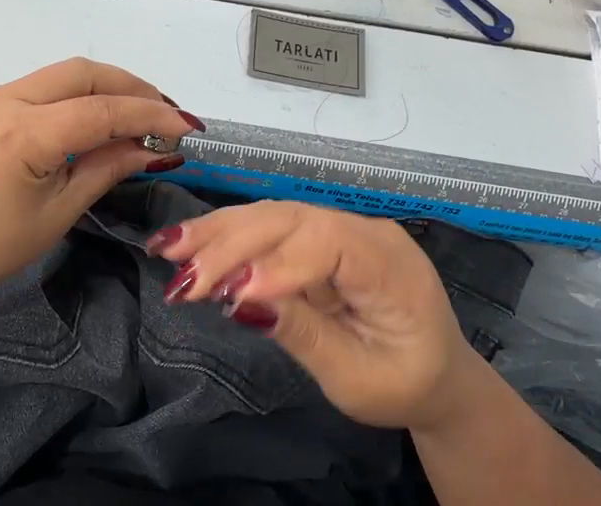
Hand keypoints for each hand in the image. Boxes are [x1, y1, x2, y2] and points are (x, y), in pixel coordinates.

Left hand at [0, 58, 202, 304]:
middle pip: (83, 74)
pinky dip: (78, 95)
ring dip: (106, 87)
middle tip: (168, 114)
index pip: (101, 110)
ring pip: (63, 74)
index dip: (149, 115)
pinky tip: (102, 116)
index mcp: (23, 133)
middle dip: (132, 87)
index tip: (187, 127)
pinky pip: (43, 87)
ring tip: (144, 113)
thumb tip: (155, 147)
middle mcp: (6, 100)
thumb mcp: (59, 211)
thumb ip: (108, 167)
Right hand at [148, 201, 481, 431]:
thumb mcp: (359, 379)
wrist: (433, 373)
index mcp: (390, 265)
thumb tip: (244, 302)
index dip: (278, 260)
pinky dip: (223, 237)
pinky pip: (264, 228)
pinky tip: (186, 245)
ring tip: (167, 249)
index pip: (328, 243)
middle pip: (288, 220)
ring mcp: (335, 227)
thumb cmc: (404, 383)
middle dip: (231, 245)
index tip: (232, 292)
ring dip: (215, 234)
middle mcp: (362, 230)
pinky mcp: (312, 235)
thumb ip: (306, 336)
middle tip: (180, 275)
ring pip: (268, 216)